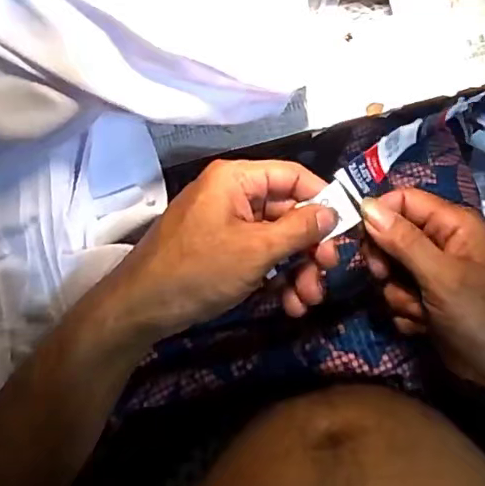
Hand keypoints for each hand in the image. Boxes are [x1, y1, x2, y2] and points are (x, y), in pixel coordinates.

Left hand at [96, 159, 340, 342]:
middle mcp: (233, 195)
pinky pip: (259, 255)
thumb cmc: (198, 270)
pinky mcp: (222, 251)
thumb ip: (299, 229)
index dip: (323, 199)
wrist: (138, 309)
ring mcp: (227, 224)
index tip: (346, 229)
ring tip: (306, 300)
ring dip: (297, 269)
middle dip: (310, 247)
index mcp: (237, 179)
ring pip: (277, 239)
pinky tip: (289, 304)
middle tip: (326, 272)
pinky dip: (277, 277)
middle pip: (288, 211)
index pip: (293, 176)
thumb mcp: (256, 250)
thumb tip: (333, 212)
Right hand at [358, 188, 484, 395]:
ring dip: (398, 293)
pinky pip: (397, 294)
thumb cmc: (481, 316)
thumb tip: (366, 204)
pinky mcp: (427, 299)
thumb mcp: (441, 275)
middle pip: (391, 233)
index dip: (379, 216)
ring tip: (420, 311)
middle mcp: (442, 241)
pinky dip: (404, 311)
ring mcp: (433, 271)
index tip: (363, 241)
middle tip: (386, 278)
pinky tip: (424, 325)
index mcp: (453, 223)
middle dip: (387, 262)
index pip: (403, 199)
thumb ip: (403, 240)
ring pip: (390, 269)